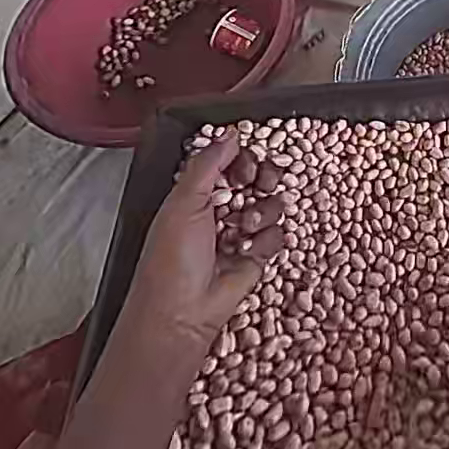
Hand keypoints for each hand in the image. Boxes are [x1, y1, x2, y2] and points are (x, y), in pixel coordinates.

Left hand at [119, 131, 287, 363]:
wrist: (181, 313)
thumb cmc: (171, 260)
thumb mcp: (184, 202)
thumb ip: (208, 163)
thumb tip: (230, 134)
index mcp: (200, 192)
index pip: (233, 161)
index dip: (243, 159)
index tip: (244, 167)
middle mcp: (223, 208)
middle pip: (259, 177)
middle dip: (263, 178)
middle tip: (258, 184)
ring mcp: (242, 231)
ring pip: (272, 203)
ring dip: (261, 212)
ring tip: (243, 228)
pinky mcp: (259, 253)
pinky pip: (277, 233)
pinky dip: (264, 241)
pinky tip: (246, 252)